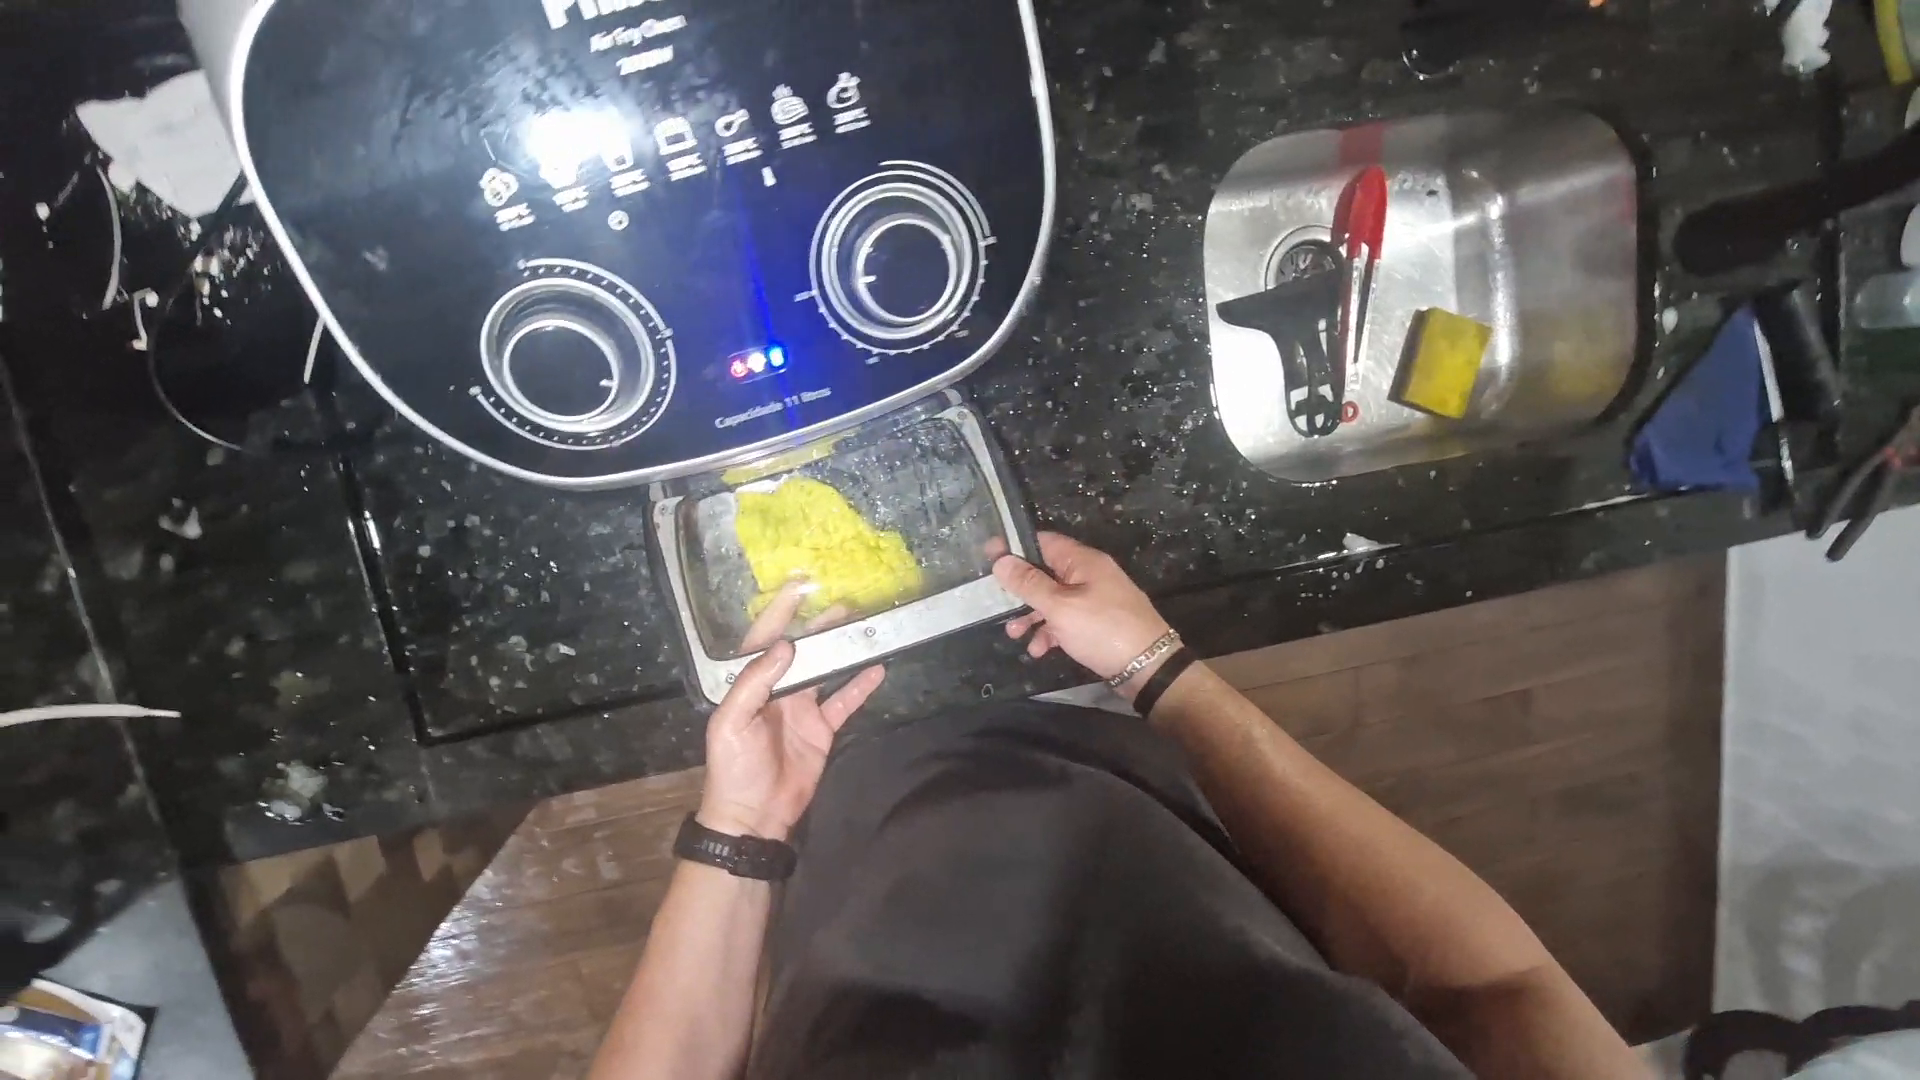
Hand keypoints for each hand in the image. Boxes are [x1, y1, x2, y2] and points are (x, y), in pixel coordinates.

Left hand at [700, 585, 884, 841]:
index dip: (779, 613)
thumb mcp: (732, 723)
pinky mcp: (822, 728)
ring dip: (842, 649)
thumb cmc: (734, 768)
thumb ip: (755, 681)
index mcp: (750, 684)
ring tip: (863, 625)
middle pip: (801, 650)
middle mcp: (777, 689)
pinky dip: (861, 686)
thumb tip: (786, 644)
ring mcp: (802, 708)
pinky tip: (878, 668)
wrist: (754, 816)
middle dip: (819, 626)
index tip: (798, 587)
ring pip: (826, 670)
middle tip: (843, 602)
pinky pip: (844, 701)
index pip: (765, 640)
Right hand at [992, 532, 1173, 698]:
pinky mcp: (1097, 622)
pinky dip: (1051, 632)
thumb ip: (1029, 584)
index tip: (989, 557)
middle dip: (1021, 591)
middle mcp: (1089, 575)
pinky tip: (1039, 650)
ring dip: (1032, 616)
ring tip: (1015, 635)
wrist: (1149, 667)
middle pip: (1046, 573)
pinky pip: (1067, 620)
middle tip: (998, 605)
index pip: (1043, 542)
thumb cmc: (1102, 629)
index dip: (1015, 548)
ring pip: (1054, 600)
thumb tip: (1000, 559)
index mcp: (1083, 561)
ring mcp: (1095, 599)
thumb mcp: (1060, 607)